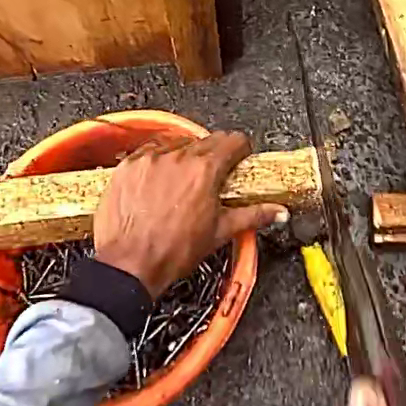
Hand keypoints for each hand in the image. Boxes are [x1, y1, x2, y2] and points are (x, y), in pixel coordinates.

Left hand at [92, 131, 286, 296]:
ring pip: (176, 143)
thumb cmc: (173, 251)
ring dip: (184, 156)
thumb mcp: (220, 232)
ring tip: (182, 182)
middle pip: (206, 140)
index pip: (233, 140)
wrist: (129, 265)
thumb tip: (278, 212)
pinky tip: (158, 183)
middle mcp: (178, 157)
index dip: (240, 150)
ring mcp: (150, 159)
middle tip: (211, 178)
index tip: (238, 159)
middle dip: (214, 155)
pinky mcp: (128, 166)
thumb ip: (254, 215)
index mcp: (205, 170)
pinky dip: (157, 162)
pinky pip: (149, 152)